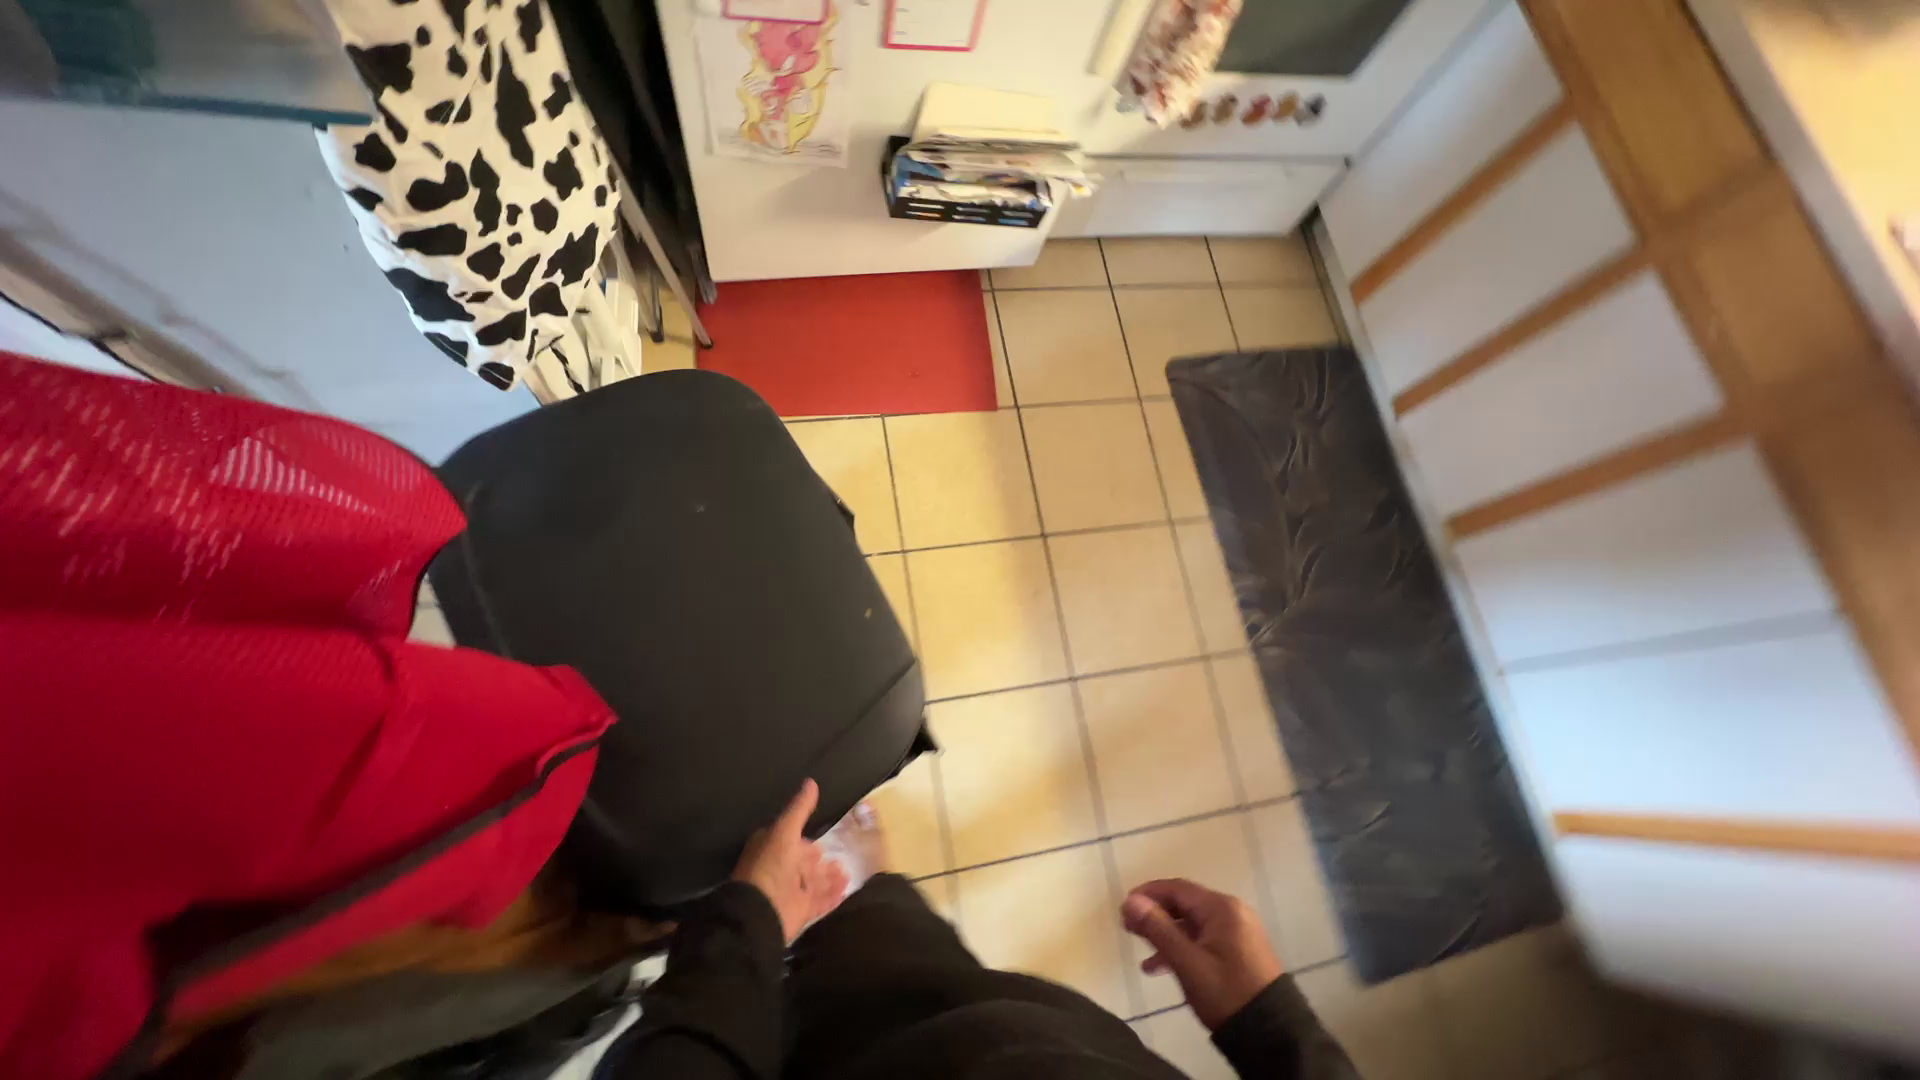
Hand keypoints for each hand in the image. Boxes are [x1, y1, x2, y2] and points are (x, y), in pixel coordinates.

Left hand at [732, 779, 847, 943]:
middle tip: (841, 856)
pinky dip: (832, 895)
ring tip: (847, 872)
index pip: (792, 841)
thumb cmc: (770, 865)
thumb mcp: (785, 831)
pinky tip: (846, 890)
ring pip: (814, 881)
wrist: (760, 911)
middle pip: (804, 863)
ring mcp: (790, 892)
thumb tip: (811, 782)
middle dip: (821, 860)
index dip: (805, 839)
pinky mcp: (799, 911)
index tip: (823, 836)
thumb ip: (799, 809)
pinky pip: (820, 901)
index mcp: (772, 849)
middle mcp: (780, 869)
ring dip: (830, 877)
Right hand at [1121, 878, 1283, 1030]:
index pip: (1177, 888)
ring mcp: (1238, 932)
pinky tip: (1163, 968)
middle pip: (1185, 904)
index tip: (1123, 908)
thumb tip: (1130, 900)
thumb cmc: (1226, 994)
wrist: (1273, 1037)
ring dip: (1167, 935)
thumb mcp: (1187, 963)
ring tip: (1142, 953)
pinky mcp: (1240, 951)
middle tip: (1128, 929)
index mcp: (1221, 908)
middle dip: (1155, 915)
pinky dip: (1184, 948)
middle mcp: (1232, 912)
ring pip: (1193, 924)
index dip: (1148, 894)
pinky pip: (1204, 939)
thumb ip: (1158, 929)